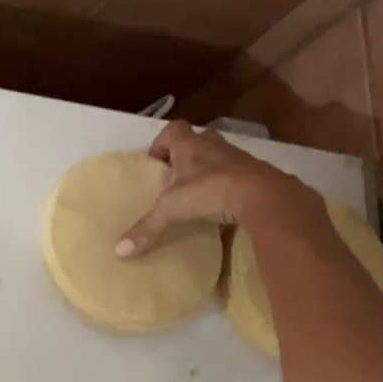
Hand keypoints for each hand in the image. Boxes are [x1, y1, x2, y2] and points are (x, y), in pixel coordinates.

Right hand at [116, 121, 321, 256]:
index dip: (162, 142)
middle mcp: (214, 146)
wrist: (263, 196)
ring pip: (218, 157)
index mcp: (190, 145)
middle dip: (185, 156)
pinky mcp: (256, 174)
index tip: (156, 163)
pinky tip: (222, 205)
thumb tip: (119, 251)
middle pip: (197, 141)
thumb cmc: (210, 191)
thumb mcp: (172, 209)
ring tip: (198, 194)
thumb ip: (147, 227)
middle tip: (175, 178)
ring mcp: (238, 158)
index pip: (173, 130)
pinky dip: (228, 186)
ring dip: (208, 170)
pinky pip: (237, 175)